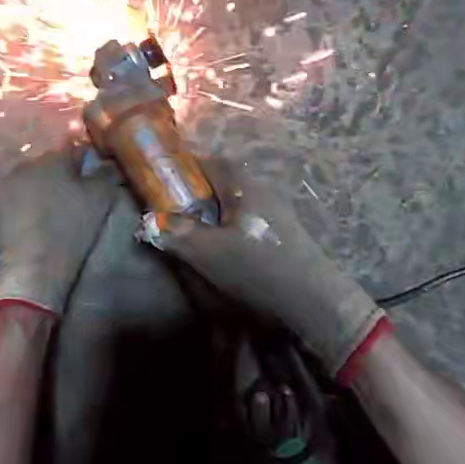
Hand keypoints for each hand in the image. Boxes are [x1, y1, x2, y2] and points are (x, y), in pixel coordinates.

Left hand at [0, 144, 123, 315]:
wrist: (34, 263)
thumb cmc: (72, 226)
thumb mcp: (100, 198)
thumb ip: (106, 174)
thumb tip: (108, 162)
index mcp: (54, 157)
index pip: (76, 149)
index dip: (88, 162)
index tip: (94, 177)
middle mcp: (28, 163)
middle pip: (52, 163)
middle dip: (64, 174)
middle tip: (76, 195)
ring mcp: (9, 183)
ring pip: (35, 179)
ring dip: (45, 188)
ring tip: (56, 210)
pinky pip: (20, 196)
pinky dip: (30, 203)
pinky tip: (39, 219)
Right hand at [146, 161, 386, 377]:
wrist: (315, 302)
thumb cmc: (257, 268)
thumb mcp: (208, 253)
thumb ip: (176, 234)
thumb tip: (149, 221)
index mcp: (243, 184)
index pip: (207, 161)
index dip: (182, 169)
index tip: (161, 184)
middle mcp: (262, 188)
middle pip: (220, 182)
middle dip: (195, 195)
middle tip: (174, 216)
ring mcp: (276, 210)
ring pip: (234, 203)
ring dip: (213, 215)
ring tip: (195, 237)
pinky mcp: (283, 232)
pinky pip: (246, 220)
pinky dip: (229, 228)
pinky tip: (223, 252)